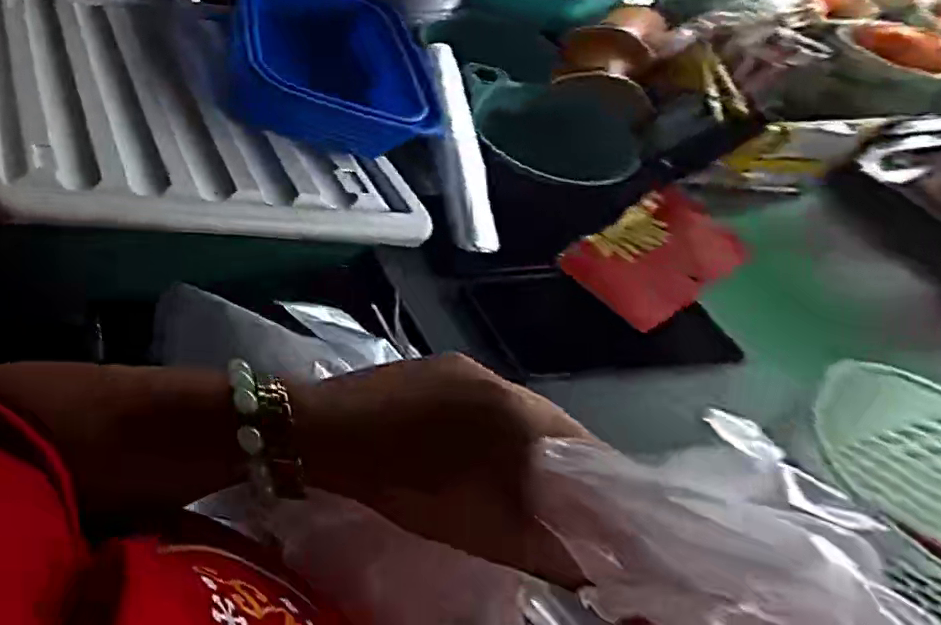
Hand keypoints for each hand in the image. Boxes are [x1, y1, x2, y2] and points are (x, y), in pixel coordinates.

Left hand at [291, 355, 591, 586]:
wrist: (324, 432)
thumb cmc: (402, 482)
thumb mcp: (487, 533)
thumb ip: (557, 554)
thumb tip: (604, 575)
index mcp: (514, 409)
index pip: (591, 451)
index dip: (608, 493)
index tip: (616, 527)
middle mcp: (492, 375)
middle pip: (555, 427)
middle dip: (569, 472)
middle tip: (575, 514)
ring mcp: (456, 365)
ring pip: (516, 410)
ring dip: (529, 448)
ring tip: (530, 489)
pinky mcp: (428, 366)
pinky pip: (481, 398)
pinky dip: (494, 428)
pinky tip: (483, 455)